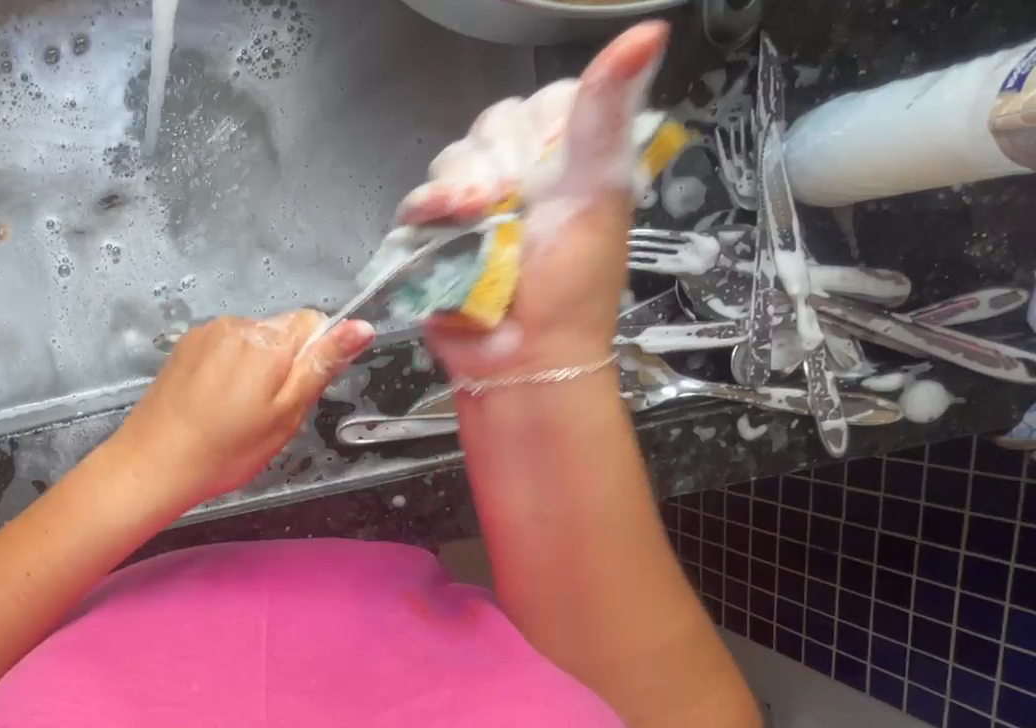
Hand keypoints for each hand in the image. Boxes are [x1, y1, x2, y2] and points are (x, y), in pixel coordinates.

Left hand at [107, 311, 373, 503]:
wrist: (152, 464)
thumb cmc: (224, 451)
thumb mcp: (285, 415)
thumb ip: (322, 366)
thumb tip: (362, 326)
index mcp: (268, 340)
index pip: (314, 323)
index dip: (313, 358)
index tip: (295, 394)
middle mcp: (236, 326)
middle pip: (280, 333)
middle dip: (281, 367)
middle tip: (263, 414)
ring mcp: (205, 335)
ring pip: (249, 344)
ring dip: (251, 371)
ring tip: (232, 415)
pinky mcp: (183, 348)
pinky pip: (220, 351)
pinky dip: (223, 374)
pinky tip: (210, 407)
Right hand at [406, 21, 669, 381]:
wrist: (520, 357)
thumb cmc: (571, 285)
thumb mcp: (598, 193)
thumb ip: (605, 115)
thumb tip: (646, 31)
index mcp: (574, 159)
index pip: (550, 100)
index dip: (543, 124)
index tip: (553, 164)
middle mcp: (523, 176)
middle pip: (493, 125)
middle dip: (499, 159)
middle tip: (516, 200)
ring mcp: (474, 207)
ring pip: (452, 158)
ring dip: (461, 182)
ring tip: (477, 215)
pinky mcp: (434, 237)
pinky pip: (417, 200)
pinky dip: (426, 205)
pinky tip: (443, 217)